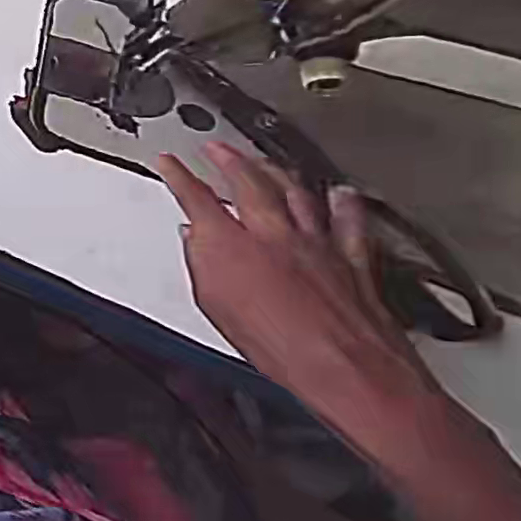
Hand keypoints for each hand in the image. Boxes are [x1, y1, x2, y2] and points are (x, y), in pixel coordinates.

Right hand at [152, 143, 444, 433]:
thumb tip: (194, 241)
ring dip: (275, 171)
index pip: (193, 195)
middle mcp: (271, 233)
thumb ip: (200, 264)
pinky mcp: (352, 261)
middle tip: (217, 148)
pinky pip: (348, 223)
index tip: (168, 162)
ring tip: (264, 161)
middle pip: (247, 181)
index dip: (177, 174)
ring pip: (295, 192)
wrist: (348, 372)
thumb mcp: (213, 304)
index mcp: (228, 242)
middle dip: (227, 159)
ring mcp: (315, 243)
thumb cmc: (278, 346)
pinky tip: (342, 194)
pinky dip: (344, 204)